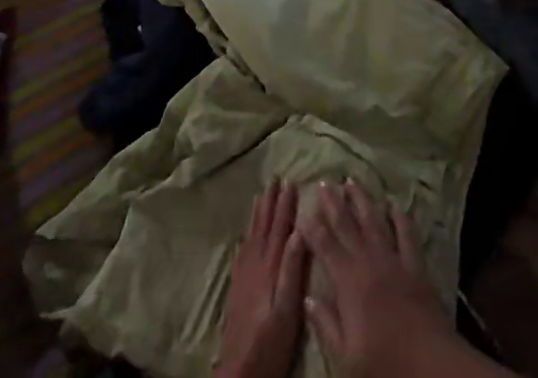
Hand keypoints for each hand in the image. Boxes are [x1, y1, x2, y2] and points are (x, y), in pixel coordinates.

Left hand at [215, 180, 308, 377]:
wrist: (240, 370)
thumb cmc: (271, 342)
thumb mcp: (288, 308)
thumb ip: (293, 269)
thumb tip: (299, 231)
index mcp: (270, 268)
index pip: (280, 229)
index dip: (285, 206)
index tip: (290, 183)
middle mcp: (255, 266)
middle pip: (264, 227)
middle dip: (270, 203)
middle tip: (275, 179)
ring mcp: (244, 276)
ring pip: (252, 235)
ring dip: (258, 214)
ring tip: (262, 195)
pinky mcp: (238, 288)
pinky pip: (243, 251)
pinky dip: (247, 236)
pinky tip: (247, 234)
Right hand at [300, 182, 490, 377]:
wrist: (432, 363)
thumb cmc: (384, 361)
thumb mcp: (345, 355)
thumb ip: (326, 324)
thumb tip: (308, 298)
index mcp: (348, 281)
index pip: (325, 246)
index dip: (312, 227)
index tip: (302, 210)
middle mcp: (369, 262)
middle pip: (347, 226)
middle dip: (334, 203)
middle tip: (324, 182)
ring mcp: (394, 261)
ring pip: (375, 223)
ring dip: (363, 201)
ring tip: (352, 181)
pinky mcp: (416, 266)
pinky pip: (407, 235)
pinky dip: (401, 218)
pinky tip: (395, 205)